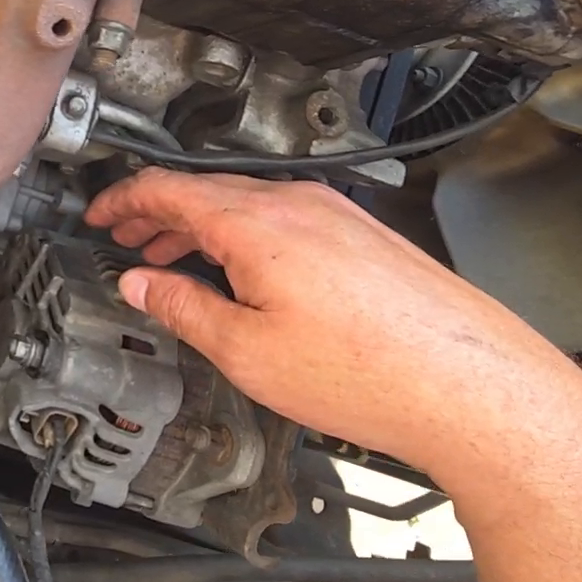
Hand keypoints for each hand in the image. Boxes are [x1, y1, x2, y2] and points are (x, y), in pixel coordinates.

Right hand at [84, 169, 581, 476]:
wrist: (482, 392)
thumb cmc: (371, 373)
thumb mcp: (245, 350)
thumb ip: (180, 307)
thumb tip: (139, 284)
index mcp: (254, 223)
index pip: (164, 189)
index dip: (120, 200)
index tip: (99, 214)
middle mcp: (295, 203)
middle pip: (200, 190)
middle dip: (153, 213)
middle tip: (125, 237)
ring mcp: (334, 214)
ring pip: (240, 202)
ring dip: (195, 224)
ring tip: (171, 257)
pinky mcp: (362, 233)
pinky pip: (279, 215)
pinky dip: (239, 232)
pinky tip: (237, 267)